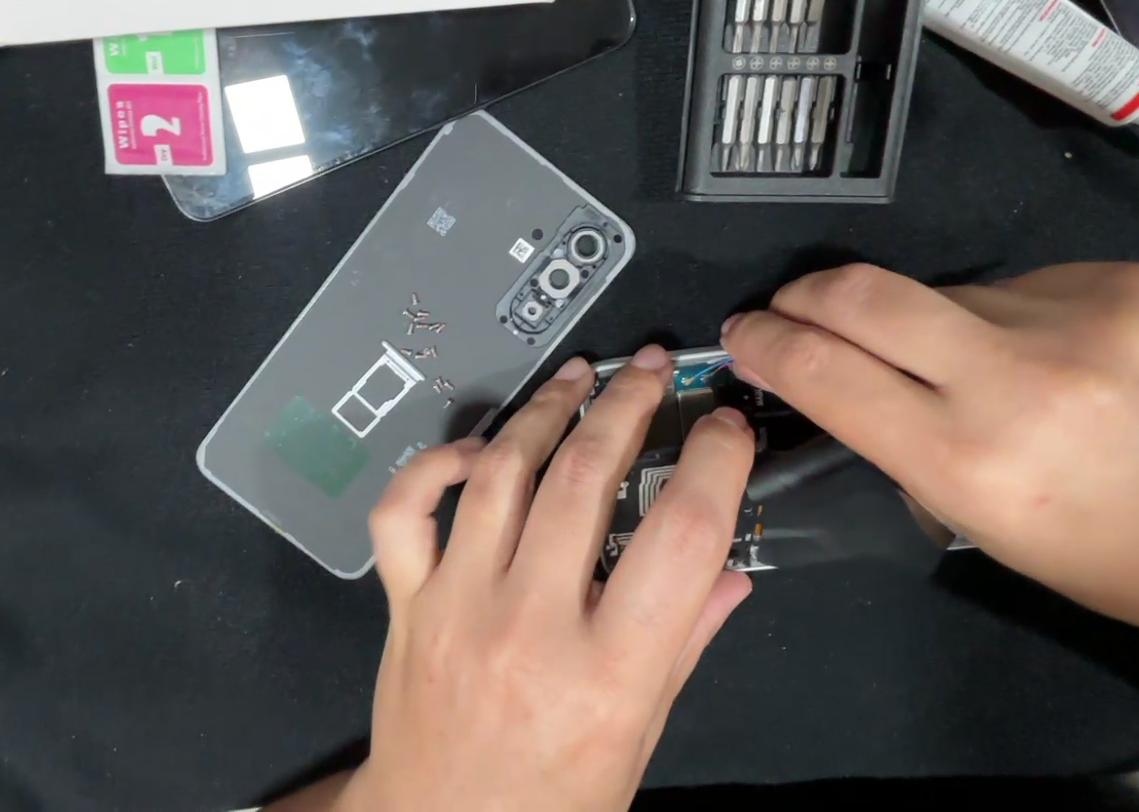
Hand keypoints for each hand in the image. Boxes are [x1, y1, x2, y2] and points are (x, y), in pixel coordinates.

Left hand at [337, 347, 756, 811]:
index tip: (726, 426)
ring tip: (578, 377)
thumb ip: (686, 643)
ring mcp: (456, 605)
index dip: (715, 465)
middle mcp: (529, 626)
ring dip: (544, 411)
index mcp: (608, 674)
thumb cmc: (555, 797)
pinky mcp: (405, 601)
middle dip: (626, 405)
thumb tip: (733, 569)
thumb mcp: (641, 737)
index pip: (681, 540)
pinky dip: (438, 463)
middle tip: (651, 368)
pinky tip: (480, 446)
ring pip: (500, 473)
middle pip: (584, 480)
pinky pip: (405, 510)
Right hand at [720, 262, 1138, 764]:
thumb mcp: (986, 528)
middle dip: (800, 296)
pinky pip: (1019, 283)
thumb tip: (844, 373)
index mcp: (975, 462)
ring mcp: (1085, 314)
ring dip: (923, 320)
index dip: (764, 344)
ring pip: (941, 291)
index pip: (822, 372)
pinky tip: (1055, 352)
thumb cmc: (1128, 561)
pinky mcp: (1134, 277)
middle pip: (857, 294)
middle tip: (786, 307)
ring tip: (973, 363)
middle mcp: (1022, 377)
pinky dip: (1006, 314)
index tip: (741, 335)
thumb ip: (901, 439)